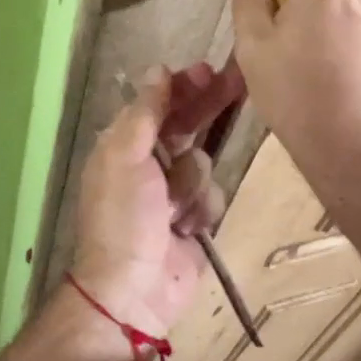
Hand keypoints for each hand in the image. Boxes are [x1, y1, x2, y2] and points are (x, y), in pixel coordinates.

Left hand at [72, 63, 241, 338]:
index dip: (183, 86)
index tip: (208, 70)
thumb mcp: (126, 157)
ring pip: (203, 163)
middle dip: (207, 108)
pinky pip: (213, 197)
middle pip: (186, 125)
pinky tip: (186, 229)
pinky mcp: (195, 220)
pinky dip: (202, 211)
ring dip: (192, 185)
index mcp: (123, 145)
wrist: (134, 291)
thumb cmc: (123, 218)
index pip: (158, 104)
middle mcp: (148, 163)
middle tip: (237, 82)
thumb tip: (158, 69)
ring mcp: (173, 193)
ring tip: (172, 211)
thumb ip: (145, 112)